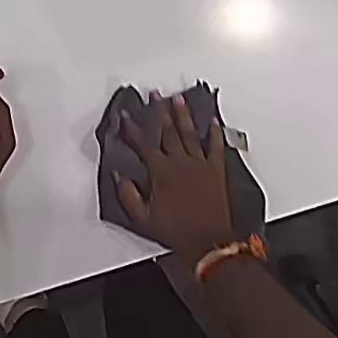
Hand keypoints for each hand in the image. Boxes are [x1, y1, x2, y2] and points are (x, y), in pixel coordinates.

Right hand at [118, 94, 234, 256]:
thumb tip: (121, 177)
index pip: (143, 145)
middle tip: (155, 95)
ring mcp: (200, 165)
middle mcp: (180, 163)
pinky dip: (215, 134)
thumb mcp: (143, 217)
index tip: (125, 117)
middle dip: (159, 111)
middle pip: (168, 131)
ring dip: (183, 115)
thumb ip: (128, 195)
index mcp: (161, 172)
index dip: (132, 130)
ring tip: (179, 99)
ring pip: (190, 134)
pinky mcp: (216, 172)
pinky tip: (213, 122)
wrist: (208, 242)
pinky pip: (215, 148)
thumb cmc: (176, 230)